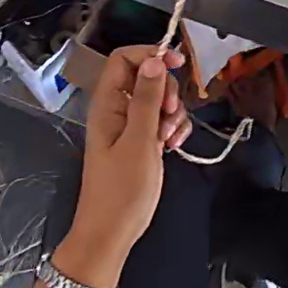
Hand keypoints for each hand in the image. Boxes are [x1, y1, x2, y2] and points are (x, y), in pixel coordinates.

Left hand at [59, 46, 189, 287]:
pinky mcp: (140, 142)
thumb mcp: (140, 141)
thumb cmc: (122, 190)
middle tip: (170, 115)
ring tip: (169, 138)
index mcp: (108, 104)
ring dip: (172, 113)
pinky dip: (172, 128)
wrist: (111, 233)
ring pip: (157, 100)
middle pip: (146, 77)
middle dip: (166, 90)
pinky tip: (174, 145)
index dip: (151, 55)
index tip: (178, 64)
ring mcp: (128, 126)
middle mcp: (116, 110)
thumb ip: (148, 99)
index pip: (124, 59)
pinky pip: (160, 121)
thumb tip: (155, 60)